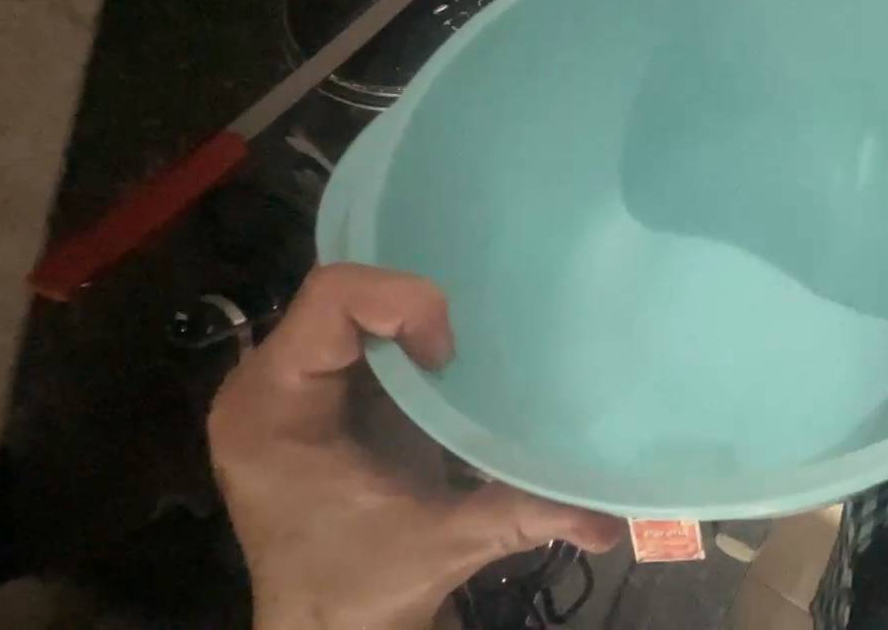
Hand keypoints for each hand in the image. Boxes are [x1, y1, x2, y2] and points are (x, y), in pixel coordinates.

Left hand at [208, 263, 623, 629]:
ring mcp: (295, 382)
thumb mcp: (446, 544)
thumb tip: (614, 517)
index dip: (404, 305)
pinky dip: (415, 329)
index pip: (333, 299)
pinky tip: (455, 357)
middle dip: (417, 304)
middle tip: (470, 345)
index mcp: (275, 410)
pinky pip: (365, 324)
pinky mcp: (324, 388)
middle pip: (345, 291)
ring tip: (469, 345)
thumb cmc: (364, 584)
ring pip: (356, 301)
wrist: (327, 624)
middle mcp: (272, 382)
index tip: (447, 357)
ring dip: (417, 313)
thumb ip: (523, 513)